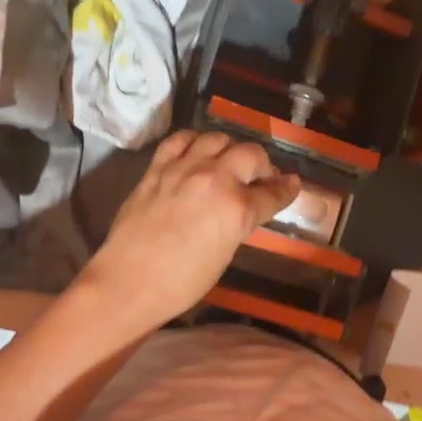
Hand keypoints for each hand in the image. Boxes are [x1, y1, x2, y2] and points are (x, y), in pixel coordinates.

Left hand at [78, 130, 300, 329]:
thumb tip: (248, 210)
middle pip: (250, 154)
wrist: (129, 282)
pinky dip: (194, 142)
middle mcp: (214, 179)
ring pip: (216, 138)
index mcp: (237, 208)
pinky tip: (196, 151)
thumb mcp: (225, 254)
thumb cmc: (182, 283)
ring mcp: (183, 169)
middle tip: (260, 178)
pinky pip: (179, 140)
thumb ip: (240, 224)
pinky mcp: (157, 168)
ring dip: (229, 148)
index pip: (271, 194)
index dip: (286, 191)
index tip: (292, 186)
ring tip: (229, 161)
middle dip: (262, 165)